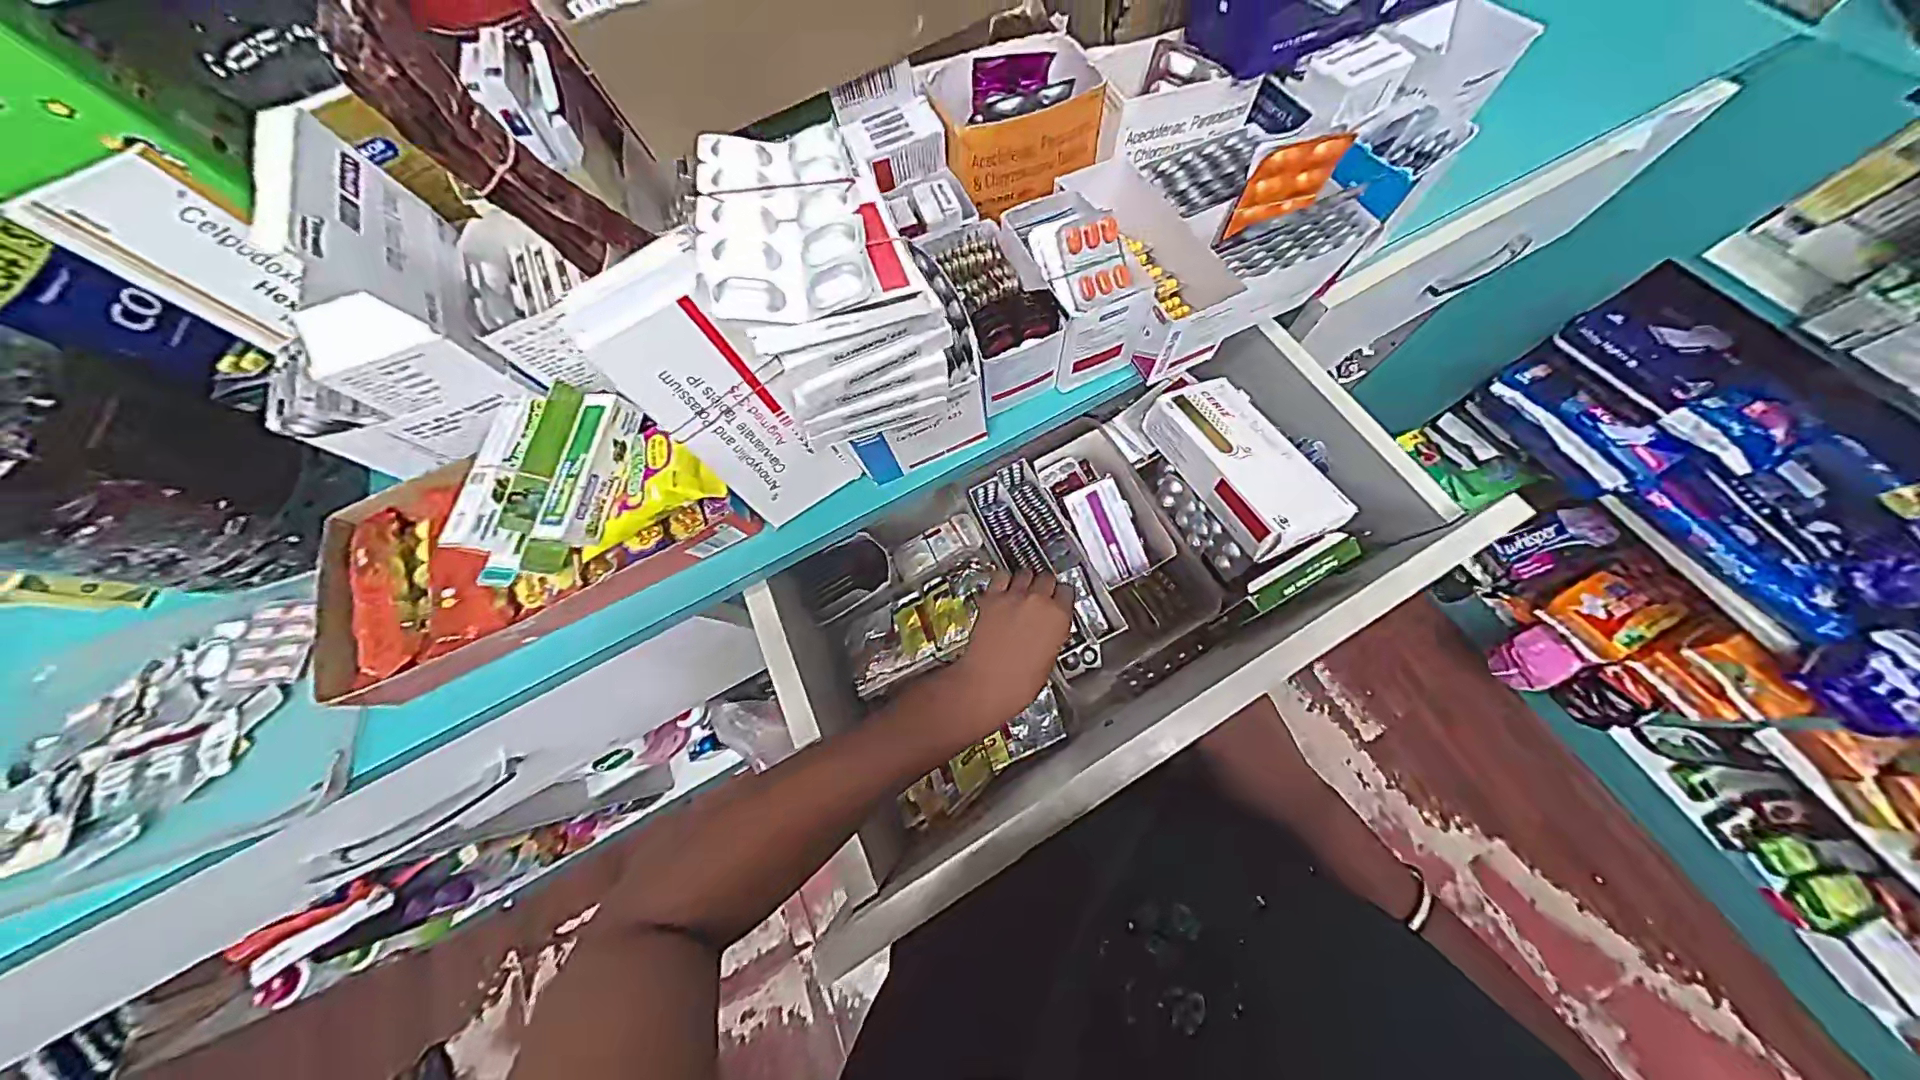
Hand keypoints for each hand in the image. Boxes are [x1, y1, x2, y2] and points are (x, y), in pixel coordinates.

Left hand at [941, 569, 1075, 737]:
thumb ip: (1053, 634)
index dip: (1062, 596)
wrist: (987, 684)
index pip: (1067, 592)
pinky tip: (1003, 586)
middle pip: (1047, 578)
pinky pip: (1000, 577)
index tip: (1059, 597)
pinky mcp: (991, 598)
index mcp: (1059, 618)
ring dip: (1025, 580)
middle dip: (1045, 585)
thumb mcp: (1050, 657)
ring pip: (1025, 573)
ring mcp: (1014, 597)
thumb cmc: (1018, 681)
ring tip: (1023, 587)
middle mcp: (1038, 602)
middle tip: (1041, 592)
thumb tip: (1050, 628)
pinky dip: (1003, 580)